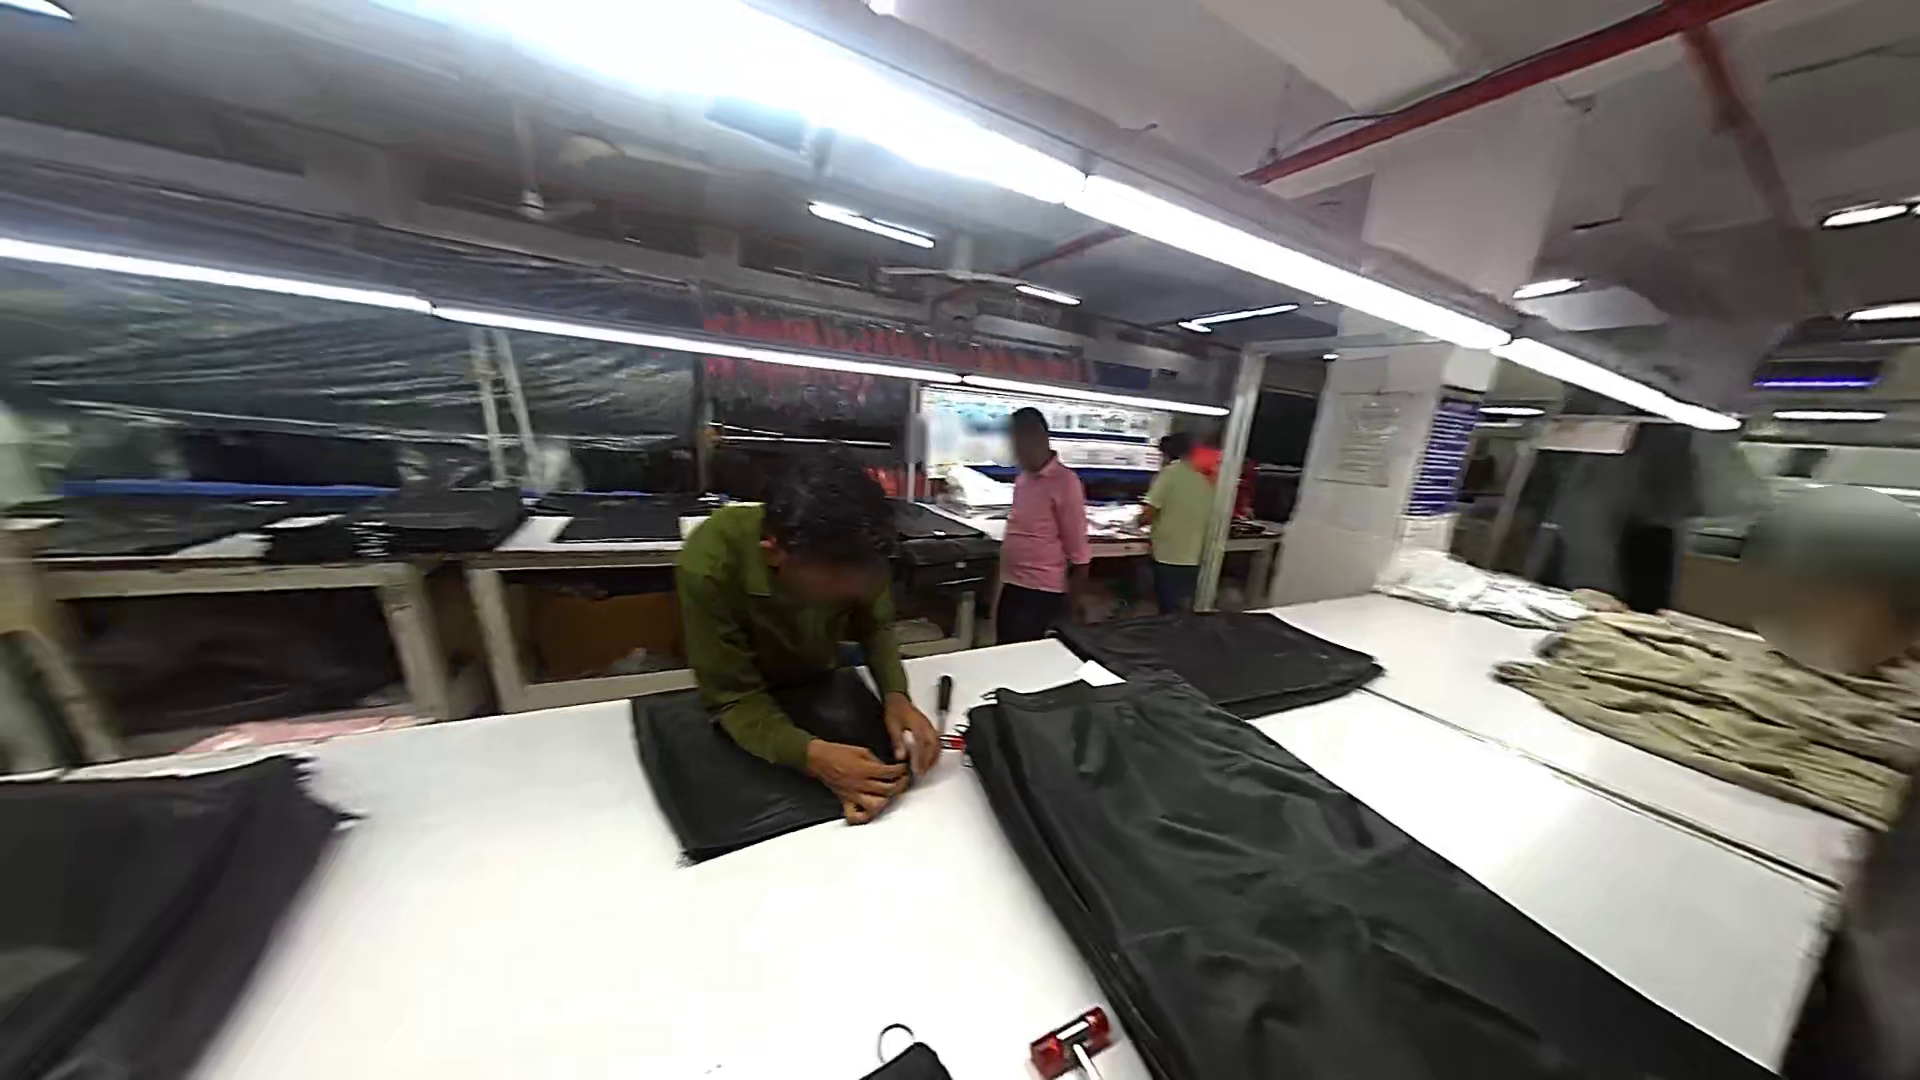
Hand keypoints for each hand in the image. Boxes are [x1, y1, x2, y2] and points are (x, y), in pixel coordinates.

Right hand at [805, 740, 905, 824]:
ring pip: (875, 806)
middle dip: (900, 785)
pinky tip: (870, 811)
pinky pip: (854, 816)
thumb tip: (888, 769)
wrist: (820, 759)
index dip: (901, 771)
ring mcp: (853, 795)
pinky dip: (862, 817)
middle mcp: (861, 784)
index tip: (904, 768)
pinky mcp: (845, 801)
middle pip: (887, 790)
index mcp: (866, 769)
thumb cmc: (839, 752)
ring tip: (889, 795)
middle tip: (903, 780)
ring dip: (886, 801)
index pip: (889, 773)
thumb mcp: (862, 750)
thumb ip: (876, 761)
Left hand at [884, 692, 940, 776]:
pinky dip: (935, 753)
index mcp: (918, 726)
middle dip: (928, 761)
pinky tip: (930, 759)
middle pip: (933, 746)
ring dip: (933, 758)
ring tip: (926, 769)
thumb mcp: (893, 726)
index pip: (922, 746)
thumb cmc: (895, 710)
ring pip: (937, 745)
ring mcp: (929, 727)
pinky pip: (937, 742)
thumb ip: (897, 741)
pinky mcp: (929, 728)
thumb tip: (901, 756)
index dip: (919, 759)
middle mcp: (927, 727)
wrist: (898, 699)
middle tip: (922, 772)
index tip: (916, 770)